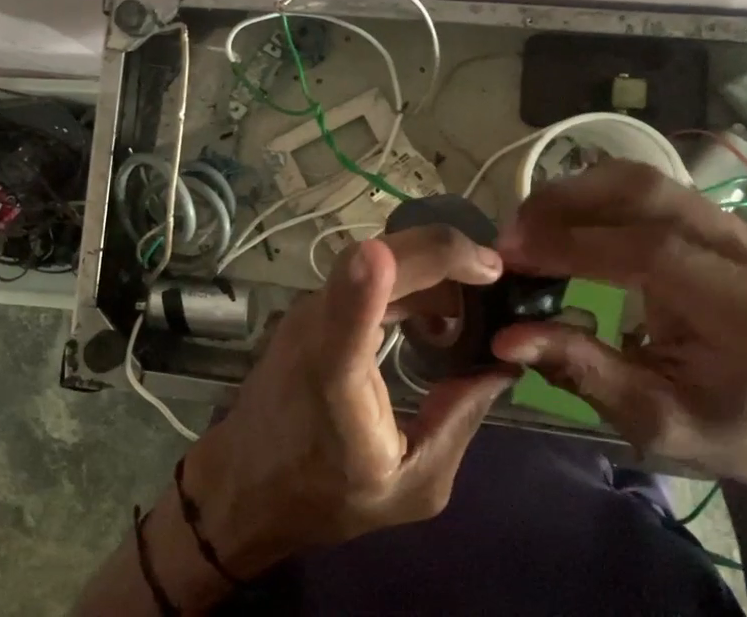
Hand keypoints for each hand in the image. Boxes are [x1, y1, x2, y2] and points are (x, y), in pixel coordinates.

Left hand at [182, 226, 518, 574]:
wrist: (246, 484)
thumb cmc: (324, 494)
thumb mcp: (411, 484)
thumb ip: (457, 421)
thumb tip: (500, 364)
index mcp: (336, 372)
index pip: (352, 300)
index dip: (398, 265)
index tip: (473, 261)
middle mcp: (316, 325)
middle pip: (378, 256)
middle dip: (446, 253)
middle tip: (497, 276)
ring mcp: (309, 310)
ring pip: (373, 257)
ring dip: (428, 265)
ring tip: (478, 297)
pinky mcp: (311, 309)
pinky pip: (364, 274)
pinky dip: (408, 279)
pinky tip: (438, 311)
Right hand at [492, 160, 746, 493]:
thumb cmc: (716, 434)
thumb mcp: (647, 419)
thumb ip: (580, 369)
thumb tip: (505, 335)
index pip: (652, 251)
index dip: (573, 245)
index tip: (511, 255)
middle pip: (650, 195)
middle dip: (567, 204)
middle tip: (511, 233)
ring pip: (648, 181)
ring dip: (577, 194)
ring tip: (530, 225)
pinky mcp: (730, 225)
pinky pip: (655, 191)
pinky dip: (599, 198)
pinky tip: (565, 222)